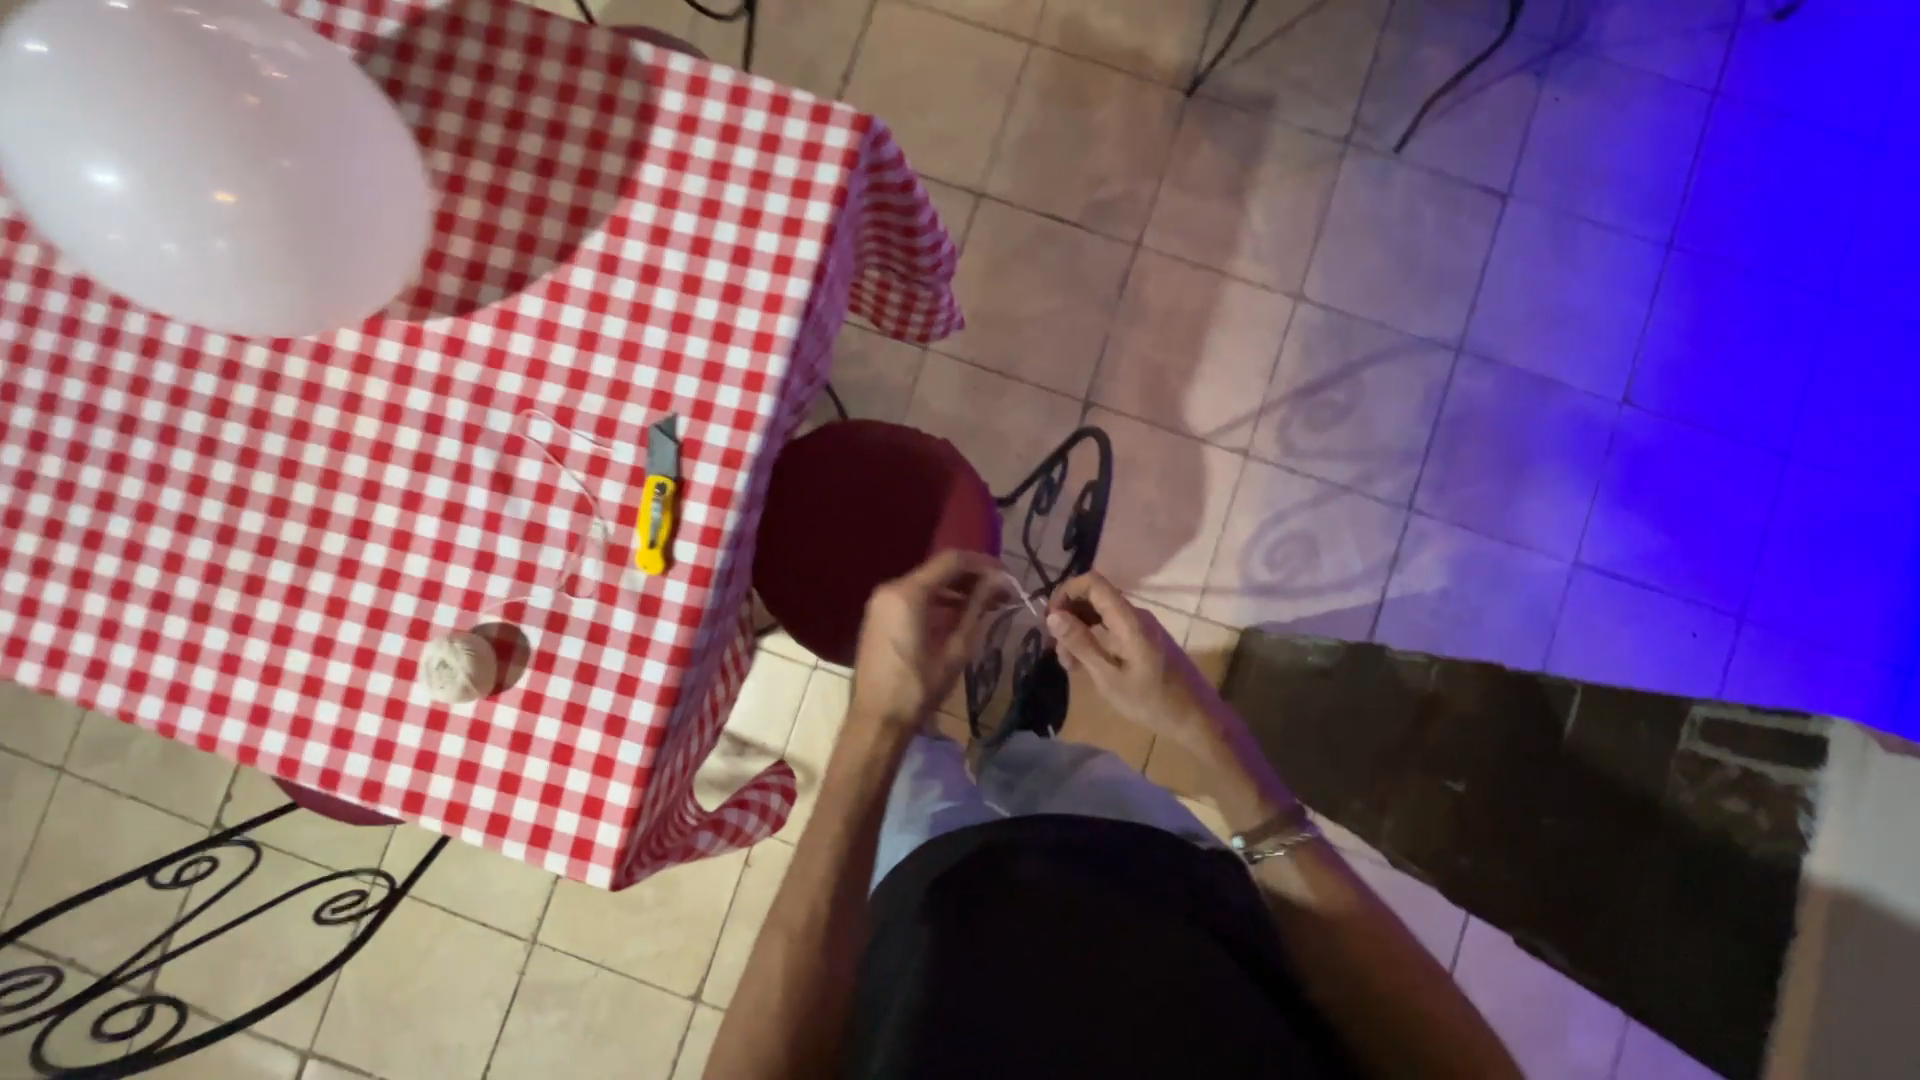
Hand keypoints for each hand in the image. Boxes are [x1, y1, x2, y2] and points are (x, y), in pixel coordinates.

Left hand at [849, 550, 1007, 727]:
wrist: (876, 720)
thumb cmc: (917, 689)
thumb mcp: (954, 650)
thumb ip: (976, 609)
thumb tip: (998, 583)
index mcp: (907, 593)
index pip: (951, 561)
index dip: (983, 564)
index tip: (1006, 575)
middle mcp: (890, 588)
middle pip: (938, 570)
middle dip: (972, 577)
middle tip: (1002, 592)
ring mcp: (882, 602)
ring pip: (926, 583)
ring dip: (956, 589)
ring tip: (988, 603)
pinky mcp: (880, 616)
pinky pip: (913, 597)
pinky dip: (937, 600)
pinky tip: (961, 614)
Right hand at [1045, 573, 1238, 758]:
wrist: (1196, 718)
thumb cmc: (1152, 701)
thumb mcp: (1109, 677)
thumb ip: (1081, 644)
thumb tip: (1053, 616)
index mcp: (1129, 619)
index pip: (1093, 582)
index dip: (1066, 592)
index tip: (1051, 620)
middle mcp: (1136, 614)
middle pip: (1095, 596)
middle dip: (1069, 616)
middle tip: (1057, 651)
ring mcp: (1142, 625)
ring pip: (1101, 613)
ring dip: (1080, 631)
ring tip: (1069, 664)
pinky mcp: (1145, 638)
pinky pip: (1112, 626)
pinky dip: (1094, 638)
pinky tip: (1085, 664)